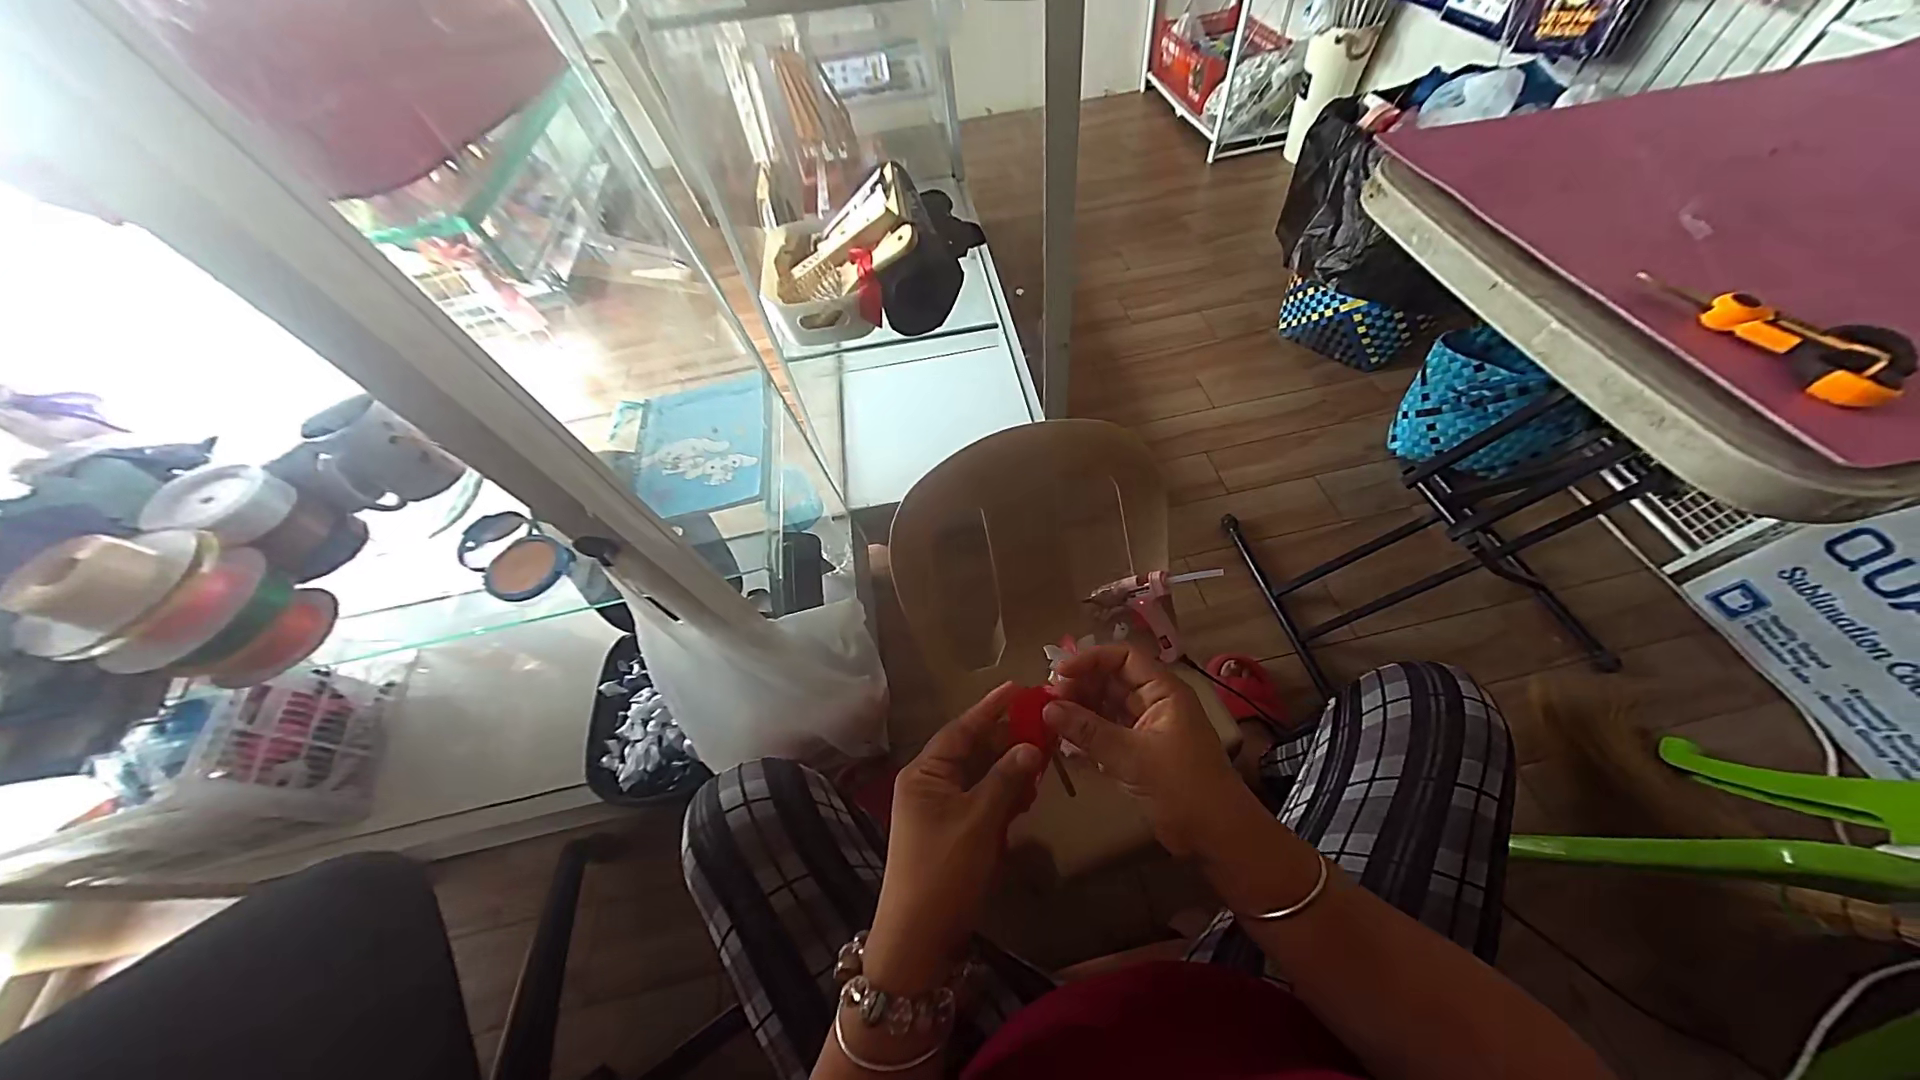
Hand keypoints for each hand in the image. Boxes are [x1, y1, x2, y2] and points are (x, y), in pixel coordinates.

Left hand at [865, 683, 1044, 991]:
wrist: (918, 939)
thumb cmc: (945, 870)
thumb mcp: (980, 821)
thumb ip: (1006, 779)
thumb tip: (1030, 746)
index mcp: (925, 773)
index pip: (961, 729)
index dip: (990, 707)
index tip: (1017, 687)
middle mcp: (929, 784)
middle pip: (972, 750)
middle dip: (1006, 740)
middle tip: (1042, 725)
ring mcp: (939, 809)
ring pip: (979, 776)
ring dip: (1008, 769)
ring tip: (1041, 758)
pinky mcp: (951, 832)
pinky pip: (980, 801)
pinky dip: (1002, 796)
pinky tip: (1026, 795)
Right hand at [1044, 644, 1255, 857]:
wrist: (1217, 837)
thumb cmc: (1183, 787)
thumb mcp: (1132, 756)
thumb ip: (1088, 730)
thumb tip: (1047, 708)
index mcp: (1163, 691)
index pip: (1122, 657)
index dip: (1090, 659)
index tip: (1058, 674)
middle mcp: (1153, 703)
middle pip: (1110, 680)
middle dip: (1078, 687)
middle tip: (1047, 701)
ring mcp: (1144, 728)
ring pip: (1104, 707)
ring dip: (1078, 711)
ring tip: (1048, 720)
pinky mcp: (1137, 753)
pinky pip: (1104, 733)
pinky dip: (1084, 734)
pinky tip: (1061, 741)